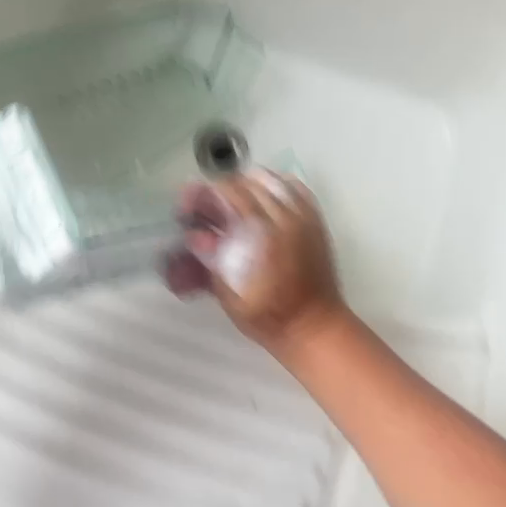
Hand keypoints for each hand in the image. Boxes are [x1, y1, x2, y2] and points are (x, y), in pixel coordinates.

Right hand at [165, 170, 349, 359]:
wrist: (314, 327)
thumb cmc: (269, 317)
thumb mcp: (231, 294)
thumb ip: (212, 259)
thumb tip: (195, 235)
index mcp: (262, 233)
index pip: (228, 191)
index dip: (203, 195)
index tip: (190, 209)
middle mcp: (285, 216)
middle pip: (247, 181)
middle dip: (222, 191)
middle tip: (209, 210)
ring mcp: (304, 216)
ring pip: (272, 179)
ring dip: (247, 186)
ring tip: (233, 204)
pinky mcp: (316, 220)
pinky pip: (295, 188)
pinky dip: (276, 186)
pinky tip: (264, 201)